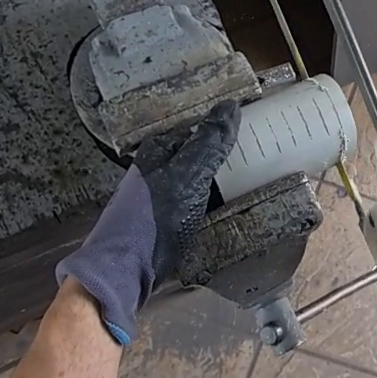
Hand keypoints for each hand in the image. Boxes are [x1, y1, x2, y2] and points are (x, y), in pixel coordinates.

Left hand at [57, 101, 239, 343]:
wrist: (123, 272)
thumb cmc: (154, 220)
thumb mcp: (188, 177)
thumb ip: (209, 144)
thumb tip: (230, 105)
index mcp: (157, 154)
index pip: (193, 129)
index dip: (218, 126)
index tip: (248, 126)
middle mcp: (153, 171)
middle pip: (192, 153)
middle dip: (218, 150)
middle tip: (254, 151)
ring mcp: (156, 198)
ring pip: (193, 176)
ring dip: (216, 175)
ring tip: (246, 175)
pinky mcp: (161, 222)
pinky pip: (192, 199)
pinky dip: (210, 197)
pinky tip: (225, 205)